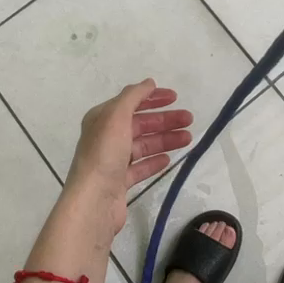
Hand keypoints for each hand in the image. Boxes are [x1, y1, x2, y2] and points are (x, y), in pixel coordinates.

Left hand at [63, 79, 193, 237]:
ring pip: (144, 145)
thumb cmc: (104, 153)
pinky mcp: (120, 181)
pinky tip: (169, 159)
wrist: (94, 200)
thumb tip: (148, 83)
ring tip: (188, 138)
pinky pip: (141, 167)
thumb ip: (133, 96)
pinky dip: (155, 161)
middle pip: (140, 124)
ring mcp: (113, 161)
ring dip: (165, 139)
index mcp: (102, 118)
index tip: (176, 97)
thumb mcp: (116, 116)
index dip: (153, 98)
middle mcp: (106, 137)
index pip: (131, 102)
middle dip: (165, 120)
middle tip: (189, 119)